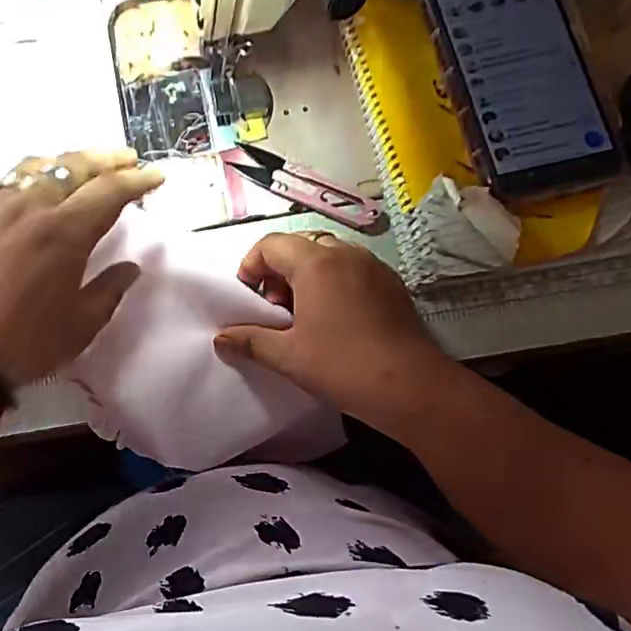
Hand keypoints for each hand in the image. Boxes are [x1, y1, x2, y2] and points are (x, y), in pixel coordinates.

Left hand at [0, 150, 162, 383]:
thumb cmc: (28, 341)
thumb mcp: (82, 323)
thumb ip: (110, 289)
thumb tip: (130, 268)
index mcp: (65, 232)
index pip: (109, 191)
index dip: (137, 181)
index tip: (157, 176)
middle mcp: (34, 208)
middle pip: (74, 165)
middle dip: (107, 160)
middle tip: (130, 160)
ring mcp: (2, 208)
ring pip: (41, 165)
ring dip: (71, 160)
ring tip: (90, 167)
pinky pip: (13, 179)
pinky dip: (37, 171)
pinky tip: (43, 182)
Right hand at [213, 232, 452, 418]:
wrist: (408, 385)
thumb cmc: (342, 366)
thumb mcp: (288, 356)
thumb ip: (250, 341)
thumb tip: (221, 339)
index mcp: (316, 263)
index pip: (271, 244)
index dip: (251, 267)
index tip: (249, 299)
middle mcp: (346, 254)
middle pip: (301, 246)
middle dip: (279, 272)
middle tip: (275, 310)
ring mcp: (374, 267)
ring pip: (329, 257)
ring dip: (308, 278)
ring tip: (304, 317)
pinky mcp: (392, 285)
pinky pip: (353, 271)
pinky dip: (335, 285)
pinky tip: (335, 322)